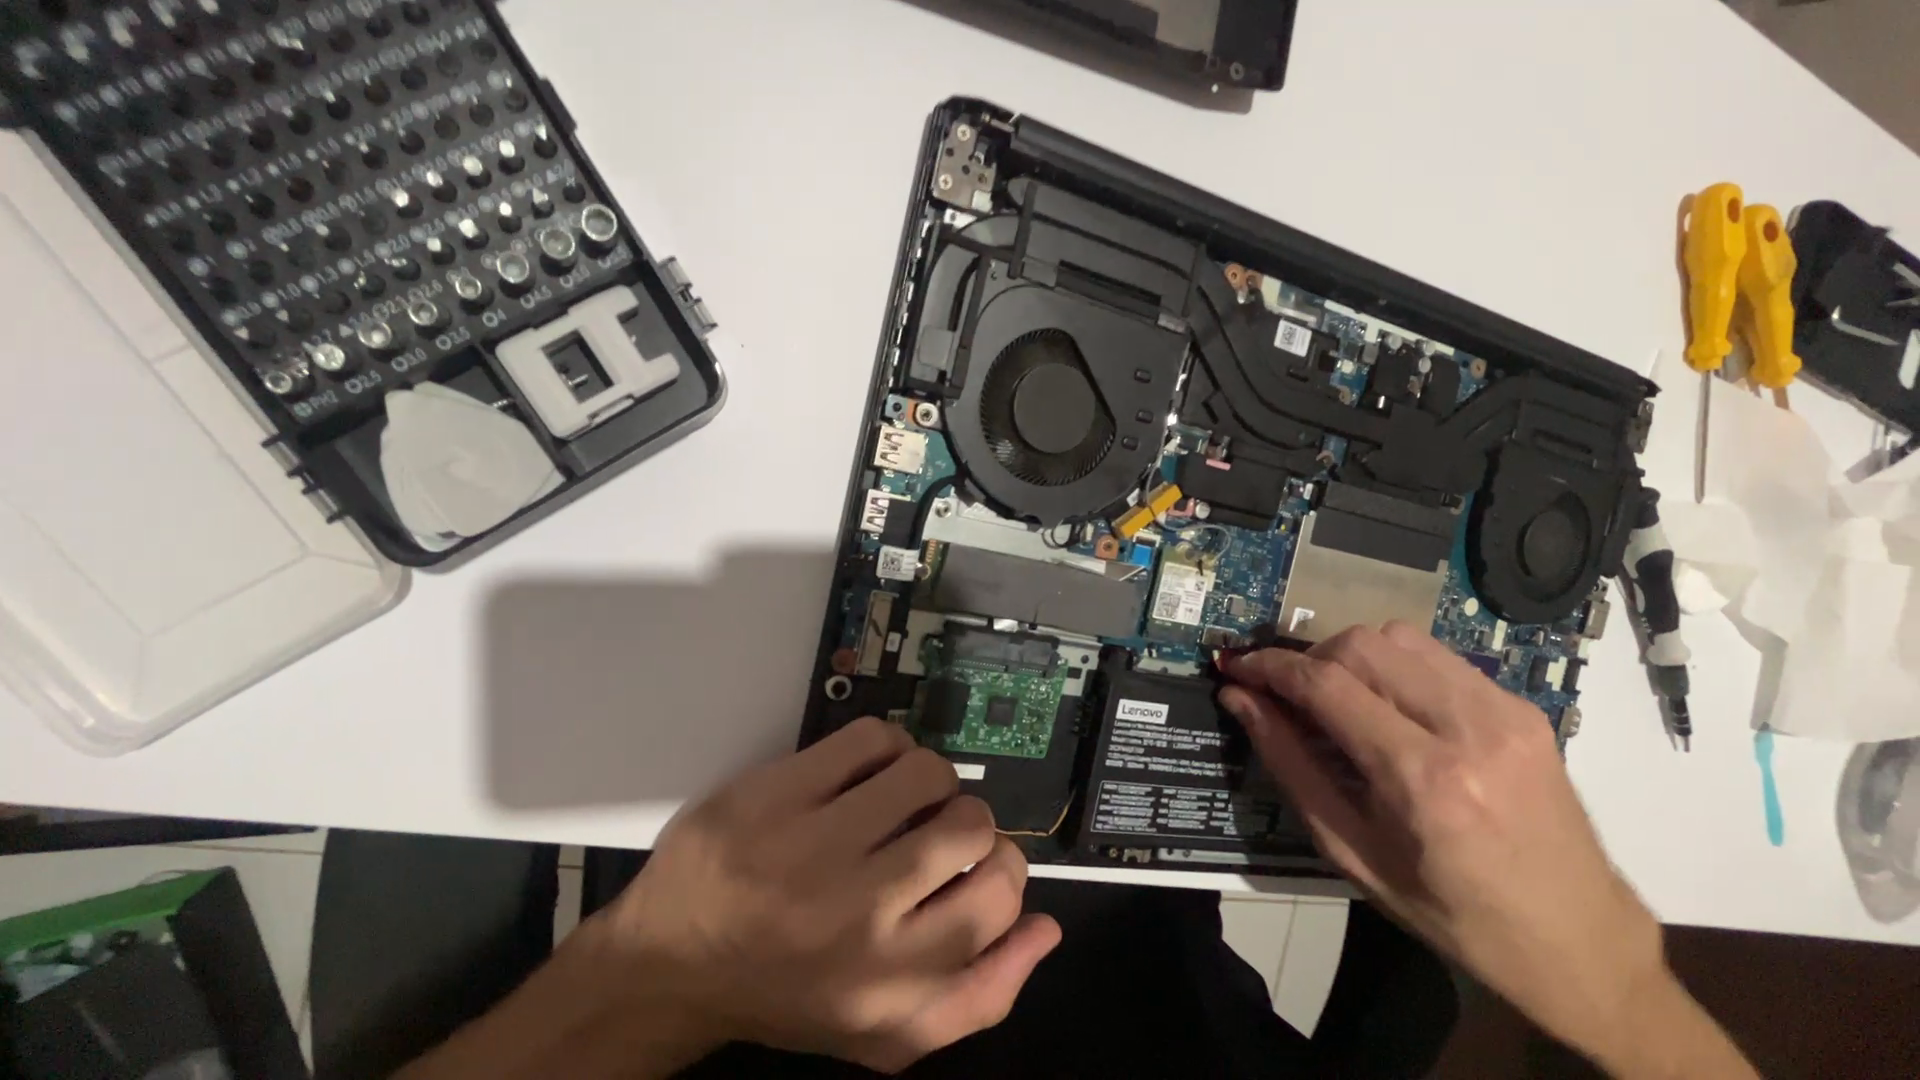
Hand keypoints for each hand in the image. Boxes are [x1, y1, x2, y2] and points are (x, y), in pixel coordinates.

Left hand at [582, 716, 1060, 1072]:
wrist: (669, 965)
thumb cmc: (790, 998)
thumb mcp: (889, 1035)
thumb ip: (981, 996)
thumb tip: (1045, 926)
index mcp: (890, 978)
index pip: (997, 898)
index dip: (1004, 871)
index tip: (979, 866)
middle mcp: (857, 911)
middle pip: (970, 830)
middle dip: (968, 824)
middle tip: (935, 832)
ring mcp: (810, 844)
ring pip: (925, 775)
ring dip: (929, 781)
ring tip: (903, 799)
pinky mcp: (774, 793)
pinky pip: (869, 739)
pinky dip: (887, 747)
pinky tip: (870, 772)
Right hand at [1219, 624, 1751, 1076]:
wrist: (1578, 942)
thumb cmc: (1452, 915)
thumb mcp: (1353, 853)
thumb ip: (1292, 766)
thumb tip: (1241, 700)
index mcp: (1424, 779)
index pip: (1327, 685)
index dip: (1269, 667)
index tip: (1234, 666)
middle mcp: (1470, 728)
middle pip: (1361, 644)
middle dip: (1306, 657)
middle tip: (1283, 692)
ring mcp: (1505, 711)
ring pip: (1399, 637)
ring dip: (1348, 655)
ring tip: (1332, 697)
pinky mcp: (1523, 707)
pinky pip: (1437, 656)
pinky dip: (1393, 666)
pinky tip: (1385, 705)